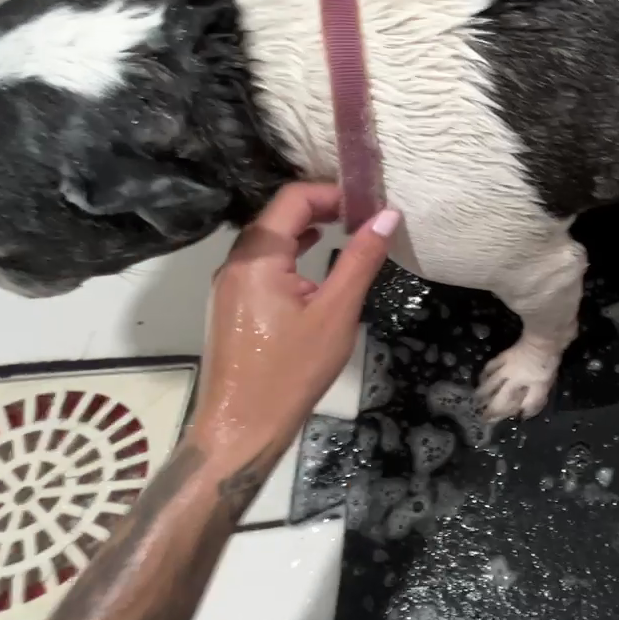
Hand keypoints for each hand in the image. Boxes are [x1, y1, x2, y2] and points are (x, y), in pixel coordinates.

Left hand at [189, 184, 398, 461]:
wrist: (242, 427)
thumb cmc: (292, 368)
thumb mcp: (337, 311)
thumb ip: (361, 258)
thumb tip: (388, 215)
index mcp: (257, 260)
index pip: (292, 200)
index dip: (332, 192)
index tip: (369, 203)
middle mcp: (235, 264)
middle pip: (278, 214)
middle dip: (324, 205)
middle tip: (366, 214)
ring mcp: (230, 284)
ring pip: (270, 236)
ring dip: (309, 224)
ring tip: (350, 229)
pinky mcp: (233, 302)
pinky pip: (264, 258)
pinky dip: (294, 248)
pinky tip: (318, 255)